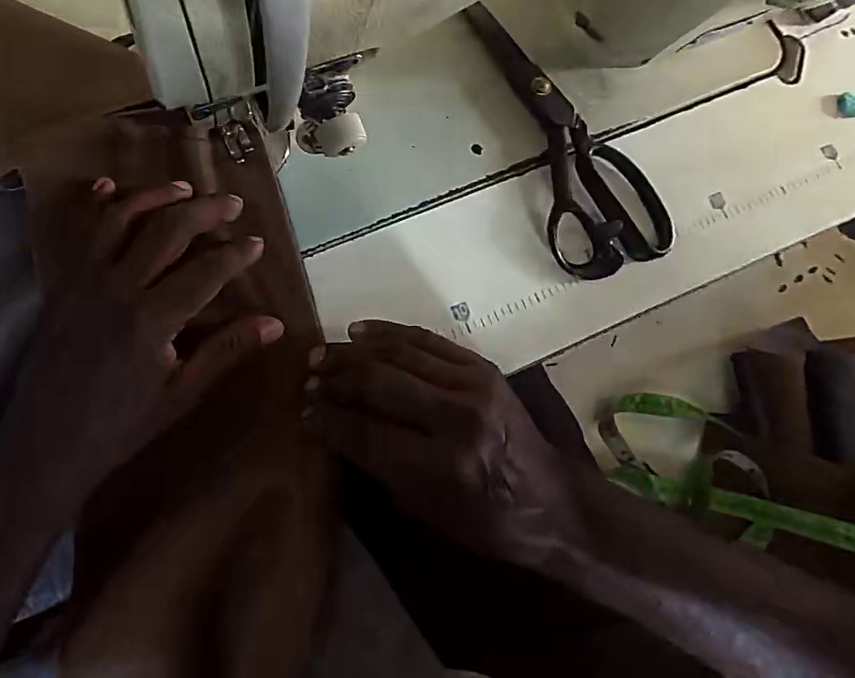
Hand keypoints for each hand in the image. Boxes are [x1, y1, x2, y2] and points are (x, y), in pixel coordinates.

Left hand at [11, 178, 282, 502]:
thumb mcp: (181, 395)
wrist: (43, 447)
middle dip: (205, 210)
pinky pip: (81, 234)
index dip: (237, 253)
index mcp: (152, 321)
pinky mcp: (63, 284)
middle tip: (232, 203)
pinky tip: (111, 187)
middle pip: (167, 230)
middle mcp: (118, 289)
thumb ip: (227, 351)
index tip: (257, 243)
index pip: (207, 271)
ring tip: (184, 188)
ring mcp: (85, 282)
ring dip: (156, 196)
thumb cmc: (120, 425)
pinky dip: (97, 206)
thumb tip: (274, 323)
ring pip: (122, 219)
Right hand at [306, 320, 581, 565]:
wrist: (553, 500)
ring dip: (354, 353)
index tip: (301, 411)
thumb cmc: (489, 522)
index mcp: (446, 466)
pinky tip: (360, 331)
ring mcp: (473, 385)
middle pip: (379, 385)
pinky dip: (389, 333)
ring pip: (399, 355)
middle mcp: (458, 418)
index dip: (328, 421)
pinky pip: (426, 340)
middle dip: (335, 381)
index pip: (368, 434)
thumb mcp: (430, 514)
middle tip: (306, 378)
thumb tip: (332, 430)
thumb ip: (381, 470)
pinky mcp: (481, 366)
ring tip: (322, 352)